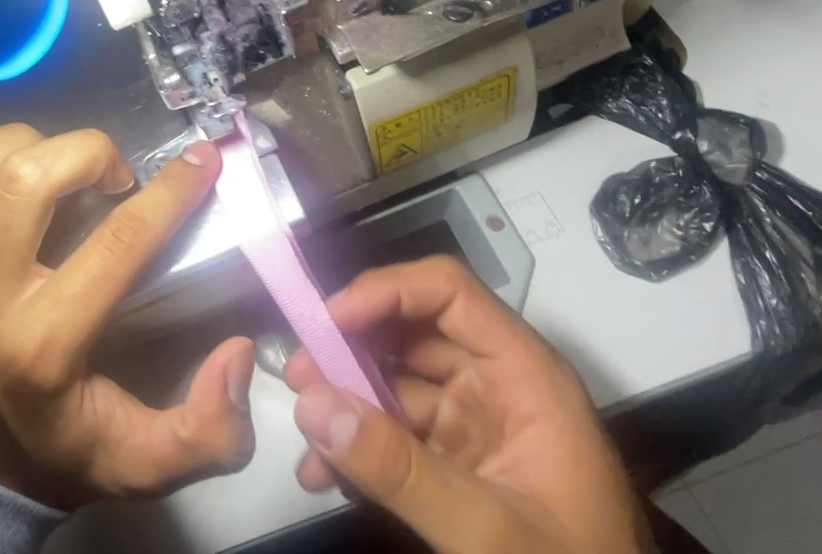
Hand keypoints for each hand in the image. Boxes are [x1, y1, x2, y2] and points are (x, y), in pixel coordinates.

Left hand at [0, 125, 256, 508]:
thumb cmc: (57, 455)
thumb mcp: (144, 465)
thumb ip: (209, 432)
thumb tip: (237, 352)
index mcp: (44, 345)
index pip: (117, 242)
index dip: (171, 192)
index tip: (202, 161)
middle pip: (24, 180)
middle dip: (86, 152)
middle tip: (114, 176)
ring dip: (22, 147)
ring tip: (57, 168)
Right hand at [283, 256, 649, 553]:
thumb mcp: (489, 532)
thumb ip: (399, 470)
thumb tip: (312, 404)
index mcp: (524, 375)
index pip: (448, 293)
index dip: (385, 292)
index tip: (326, 323)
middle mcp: (496, 385)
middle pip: (411, 334)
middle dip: (349, 350)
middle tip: (297, 377)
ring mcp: (475, 425)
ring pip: (394, 384)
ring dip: (345, 403)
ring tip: (305, 437)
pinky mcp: (456, 464)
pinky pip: (394, 435)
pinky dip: (356, 447)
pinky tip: (322, 475)